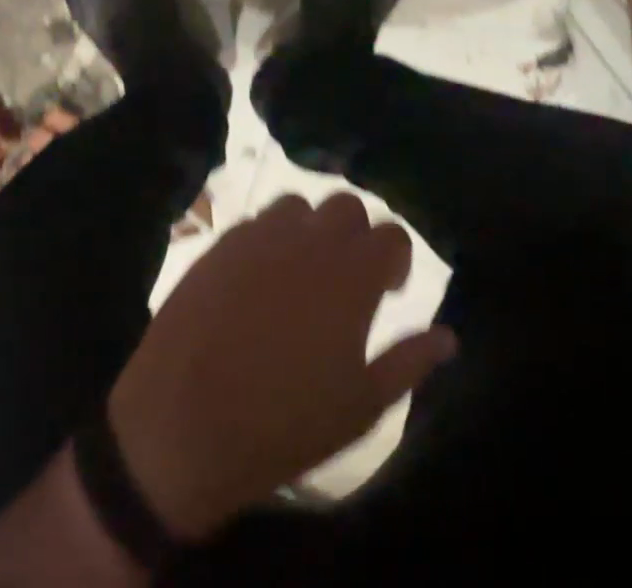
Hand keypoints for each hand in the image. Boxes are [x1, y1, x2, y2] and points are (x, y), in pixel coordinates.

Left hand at [104, 193, 456, 538]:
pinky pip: (252, 224)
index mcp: (351, 275)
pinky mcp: (215, 249)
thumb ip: (409, 362)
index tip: (388, 292)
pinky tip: (259, 279)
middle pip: (346, 206)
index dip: (397, 260)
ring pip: (296, 205)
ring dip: (310, 229)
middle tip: (349, 277)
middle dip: (357, 234)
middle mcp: (307, 243)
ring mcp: (255, 240)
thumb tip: (449, 336)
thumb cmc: (284, 423)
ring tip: (303, 271)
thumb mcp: (361, 405)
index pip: (392, 235)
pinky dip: (267, 239)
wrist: (183, 426)